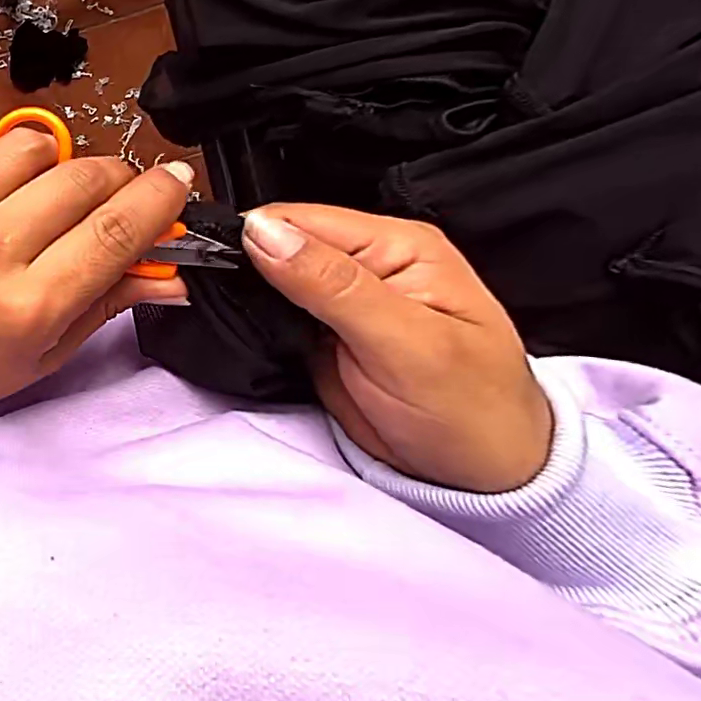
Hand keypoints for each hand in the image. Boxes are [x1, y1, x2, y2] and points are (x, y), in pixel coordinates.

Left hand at [0, 125, 193, 412]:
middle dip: (119, 178)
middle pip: (83, 180)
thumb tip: (173, 274)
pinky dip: (6, 149)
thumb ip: (115, 299)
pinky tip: (8, 182)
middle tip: (119, 196)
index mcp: (28, 305)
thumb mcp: (55, 348)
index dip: (158, 199)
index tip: (177, 180)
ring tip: (54, 193)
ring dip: (61, 162)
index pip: (113, 232)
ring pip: (35, 146)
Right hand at [241, 204, 550, 492]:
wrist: (479, 481)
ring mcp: (339, 301)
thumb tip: (266, 232)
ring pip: (270, 277)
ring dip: (248, 292)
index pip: (306, 219)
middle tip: (221, 292)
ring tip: (234, 313)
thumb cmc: (474, 411)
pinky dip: (254, 319)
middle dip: (249, 264)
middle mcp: (366, 263)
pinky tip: (247, 328)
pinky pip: (272, 314)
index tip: (220, 259)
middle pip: (282, 242)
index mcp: (396, 246)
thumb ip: (333, 283)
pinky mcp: (319, 334)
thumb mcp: (407, 344)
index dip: (260, 235)